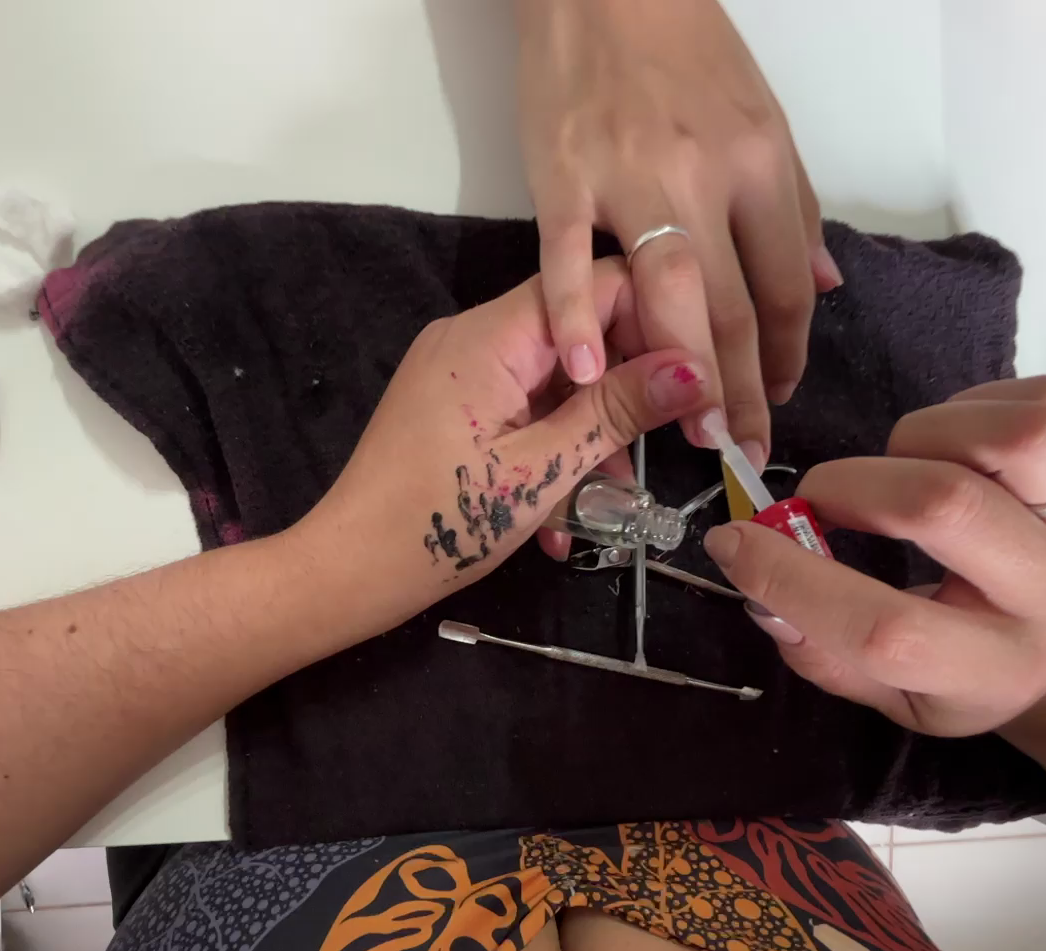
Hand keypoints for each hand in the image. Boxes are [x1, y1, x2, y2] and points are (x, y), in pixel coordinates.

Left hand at [301, 258, 711, 626]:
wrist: (349, 571)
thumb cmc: (442, 524)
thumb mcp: (541, 472)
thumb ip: (617, 413)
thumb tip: (696, 369)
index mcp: (489, 337)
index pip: (593, 285)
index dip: (654, 325)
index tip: (693, 384)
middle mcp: (471, 338)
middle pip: (575, 336)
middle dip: (622, 394)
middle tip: (660, 450)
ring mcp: (459, 374)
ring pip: (551, 383)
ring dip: (586, 439)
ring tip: (609, 503)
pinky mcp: (453, 408)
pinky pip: (519, 411)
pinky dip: (547, 452)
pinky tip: (558, 519)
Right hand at [515, 0, 840, 461]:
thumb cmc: (687, 55)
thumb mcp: (764, 118)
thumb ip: (795, 207)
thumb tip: (828, 284)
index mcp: (761, 160)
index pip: (786, 284)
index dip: (790, 354)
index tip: (781, 398)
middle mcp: (705, 175)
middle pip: (733, 307)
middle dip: (742, 390)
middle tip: (741, 450)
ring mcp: (627, 178)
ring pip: (665, 293)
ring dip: (681, 374)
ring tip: (690, 436)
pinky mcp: (561, 179)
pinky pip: (567, 259)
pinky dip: (574, 317)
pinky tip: (585, 374)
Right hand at [700, 377, 1045, 737]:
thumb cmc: (962, 679)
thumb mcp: (888, 696)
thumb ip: (818, 652)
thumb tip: (754, 581)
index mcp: (990, 667)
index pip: (887, 628)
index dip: (792, 579)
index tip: (732, 543)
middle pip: (947, 508)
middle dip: (850, 489)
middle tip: (816, 501)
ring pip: (1013, 438)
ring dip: (919, 438)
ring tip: (892, 466)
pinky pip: (1045, 400)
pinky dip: (974, 405)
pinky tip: (941, 442)